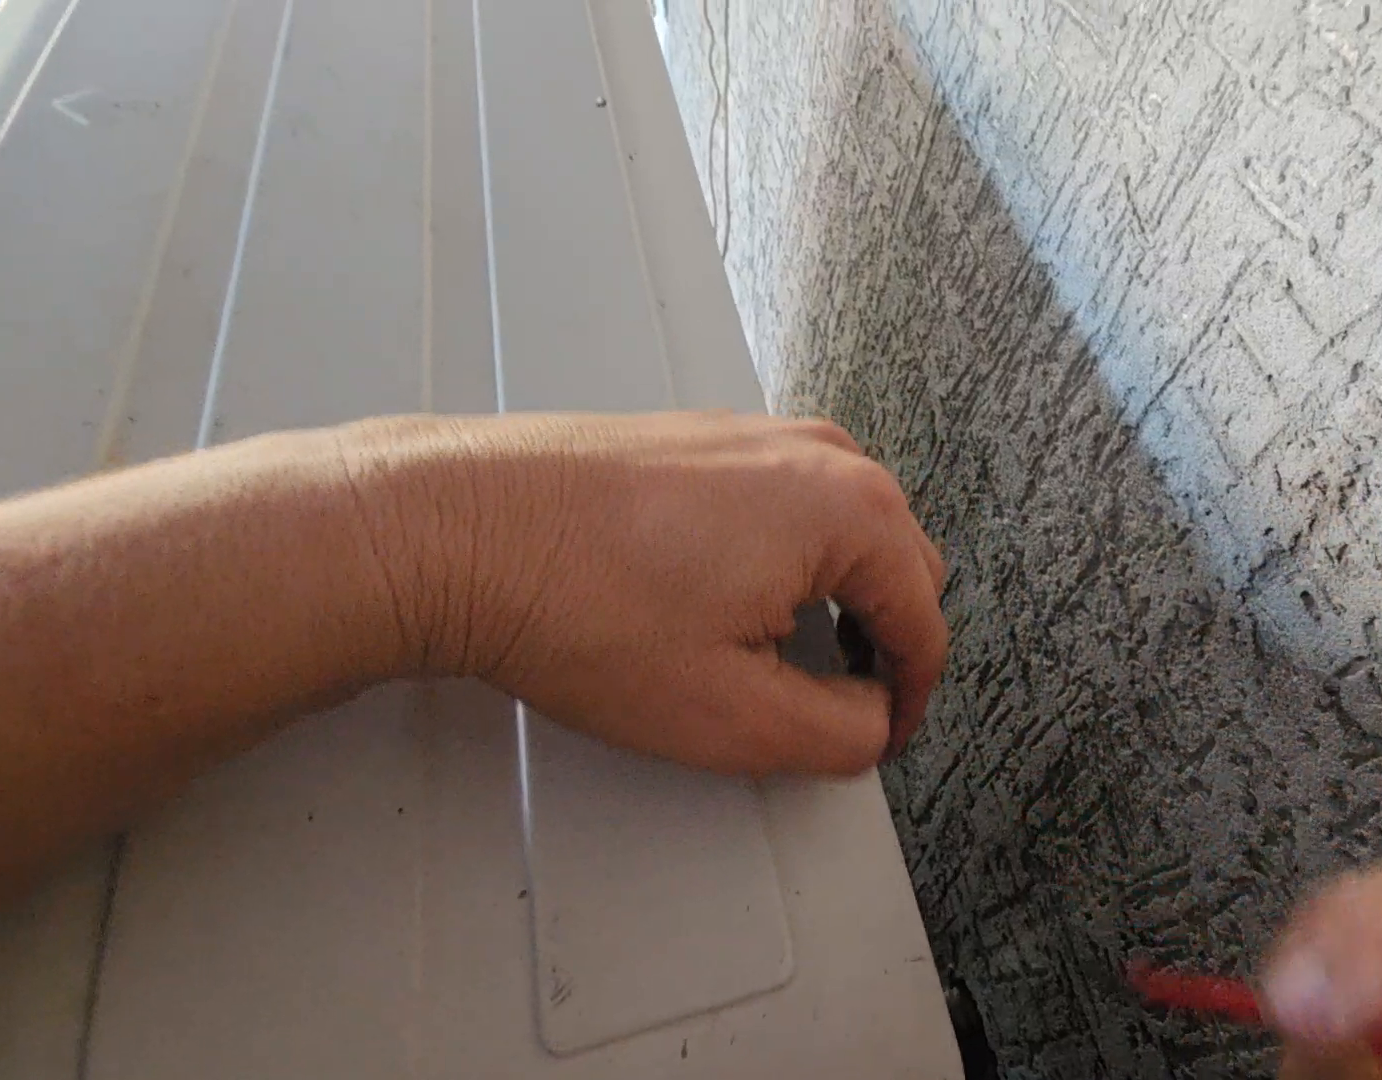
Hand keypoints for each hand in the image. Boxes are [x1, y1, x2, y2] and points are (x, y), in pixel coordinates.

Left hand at [337, 411, 946, 775]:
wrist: (457, 527)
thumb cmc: (589, 612)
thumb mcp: (735, 715)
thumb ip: (841, 733)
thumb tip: (873, 718)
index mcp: (853, 510)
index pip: (924, 619)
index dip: (913, 695)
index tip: (883, 736)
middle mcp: (825, 454)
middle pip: (901, 564)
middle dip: (886, 638)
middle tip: (842, 698)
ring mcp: (769, 433)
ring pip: (853, 528)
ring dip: (847, 594)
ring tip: (794, 649)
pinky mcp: (720, 436)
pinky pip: (800, 501)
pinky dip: (801, 556)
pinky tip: (743, 593)